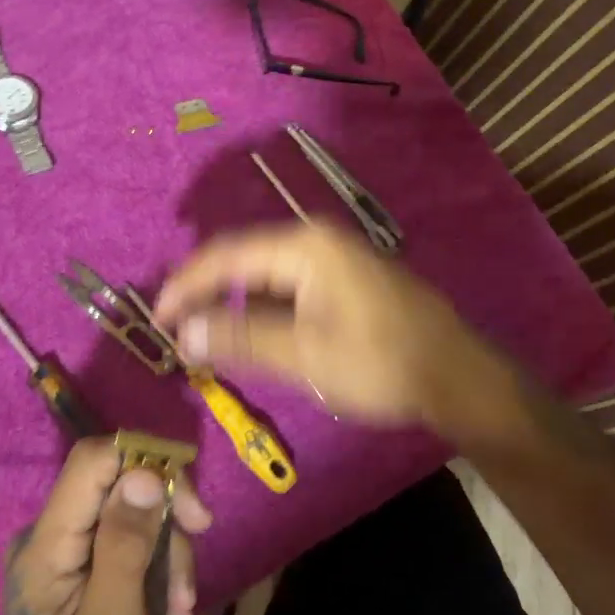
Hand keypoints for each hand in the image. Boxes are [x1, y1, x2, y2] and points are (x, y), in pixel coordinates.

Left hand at [4, 437, 213, 614]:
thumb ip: (124, 545)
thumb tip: (144, 468)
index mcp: (44, 544)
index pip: (90, 462)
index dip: (144, 458)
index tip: (192, 500)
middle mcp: (51, 536)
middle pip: (118, 485)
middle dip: (166, 517)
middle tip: (202, 545)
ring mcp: (68, 553)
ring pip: (134, 513)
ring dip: (169, 551)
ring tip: (183, 610)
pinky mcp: (86, 569)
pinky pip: (131, 542)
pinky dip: (160, 568)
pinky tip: (173, 610)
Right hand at [153, 220, 502, 427]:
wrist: (458, 376)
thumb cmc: (380, 363)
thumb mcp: (304, 355)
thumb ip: (240, 339)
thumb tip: (184, 333)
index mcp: (304, 246)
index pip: (225, 255)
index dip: (185, 285)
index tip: (156, 318)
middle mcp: (316, 239)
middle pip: (243, 257)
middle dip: (206, 290)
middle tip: (175, 325)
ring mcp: (335, 255)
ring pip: (265, 271)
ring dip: (233, 298)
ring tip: (205, 330)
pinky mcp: (347, 277)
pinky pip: (288, 281)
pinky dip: (261, 303)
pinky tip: (251, 329)